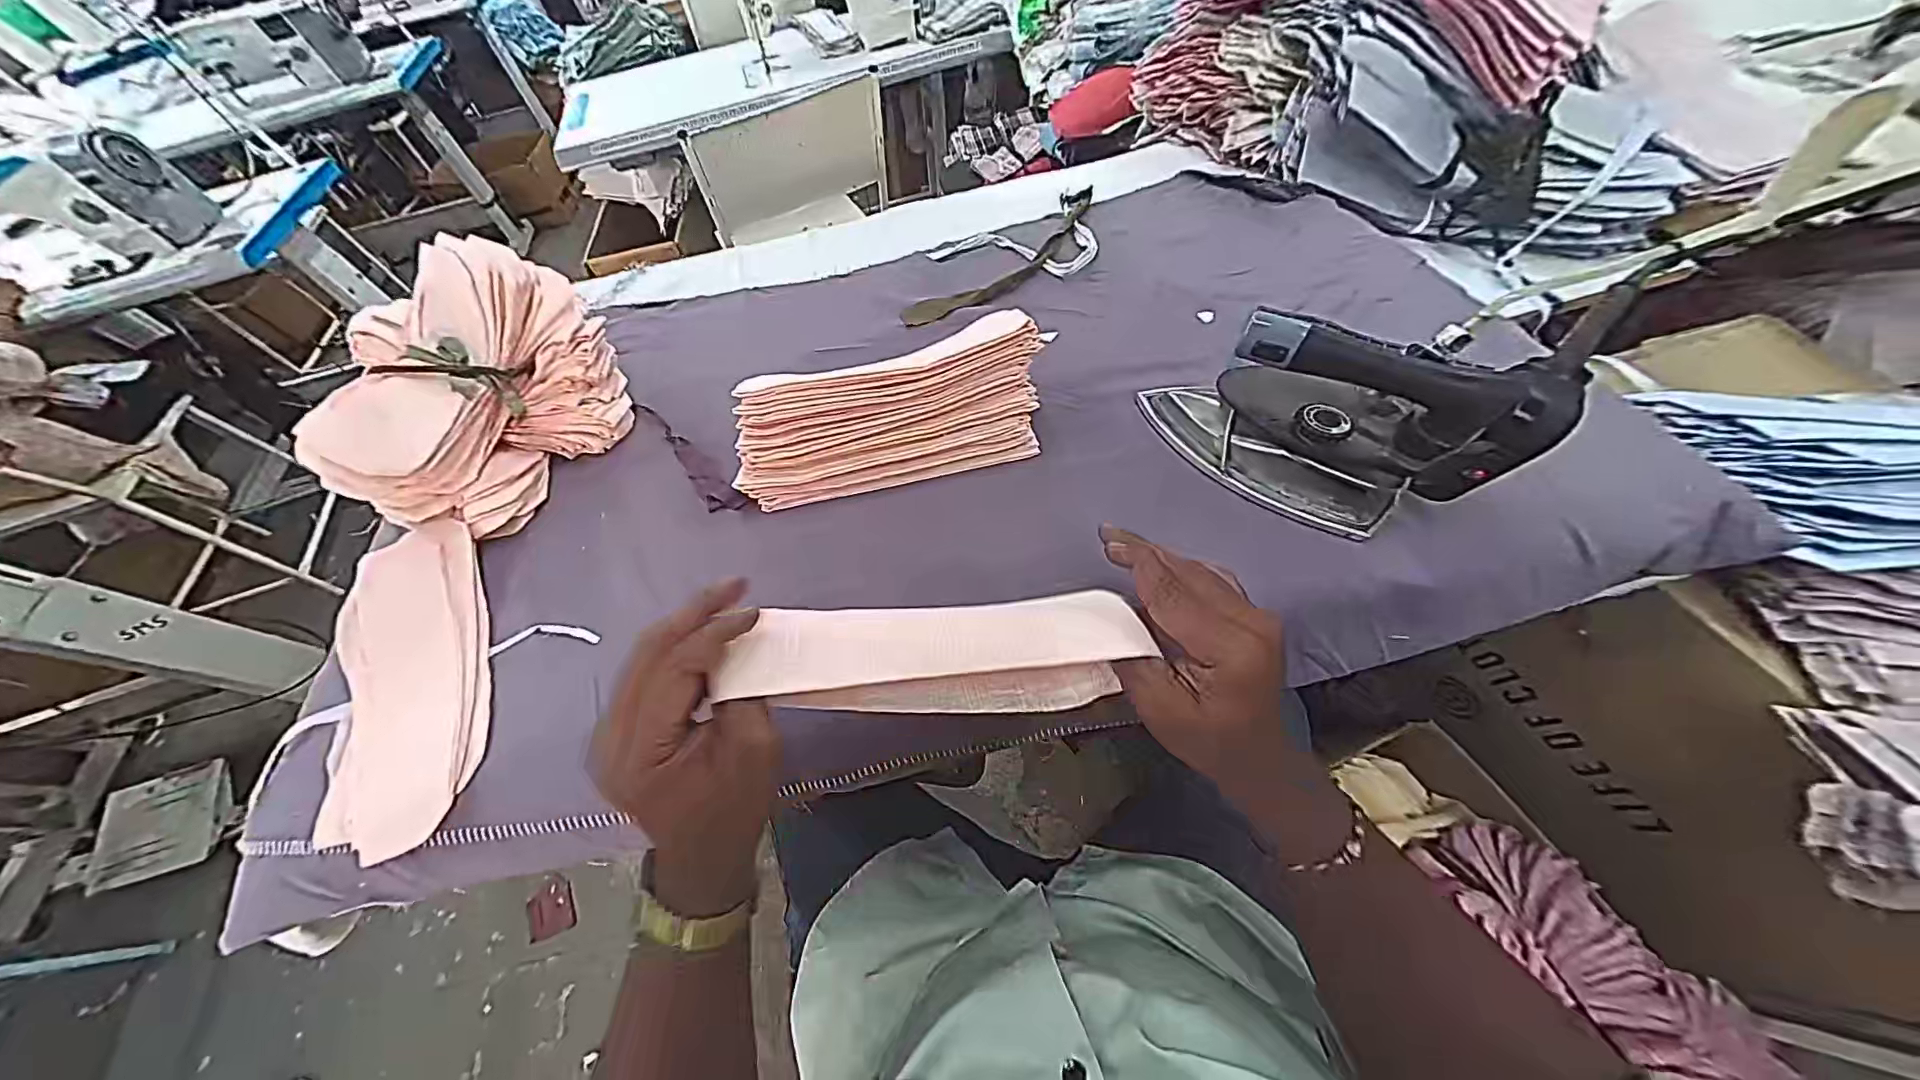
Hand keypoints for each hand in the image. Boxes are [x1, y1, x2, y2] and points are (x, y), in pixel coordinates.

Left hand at [592, 579, 779, 915]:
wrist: (701, 856)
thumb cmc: (734, 810)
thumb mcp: (754, 751)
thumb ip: (741, 695)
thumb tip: (735, 650)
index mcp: (641, 751)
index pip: (674, 671)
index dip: (715, 634)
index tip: (753, 613)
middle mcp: (611, 737)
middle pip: (648, 654)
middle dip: (694, 612)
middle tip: (734, 585)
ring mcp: (608, 733)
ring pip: (643, 657)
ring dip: (685, 624)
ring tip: (723, 600)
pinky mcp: (620, 729)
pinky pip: (647, 672)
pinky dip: (678, 646)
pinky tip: (704, 631)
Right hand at [1101, 526, 1345, 850]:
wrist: (1259, 756)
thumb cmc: (1209, 741)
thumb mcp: (1161, 710)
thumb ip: (1135, 660)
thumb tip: (1114, 619)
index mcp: (1232, 647)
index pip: (1175, 594)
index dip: (1141, 565)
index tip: (1111, 544)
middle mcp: (1253, 622)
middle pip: (1190, 574)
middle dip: (1147, 553)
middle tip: (1109, 537)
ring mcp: (1259, 616)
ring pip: (1201, 572)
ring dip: (1162, 559)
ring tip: (1125, 547)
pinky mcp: (1256, 616)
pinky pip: (1213, 580)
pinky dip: (1181, 570)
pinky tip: (1158, 567)